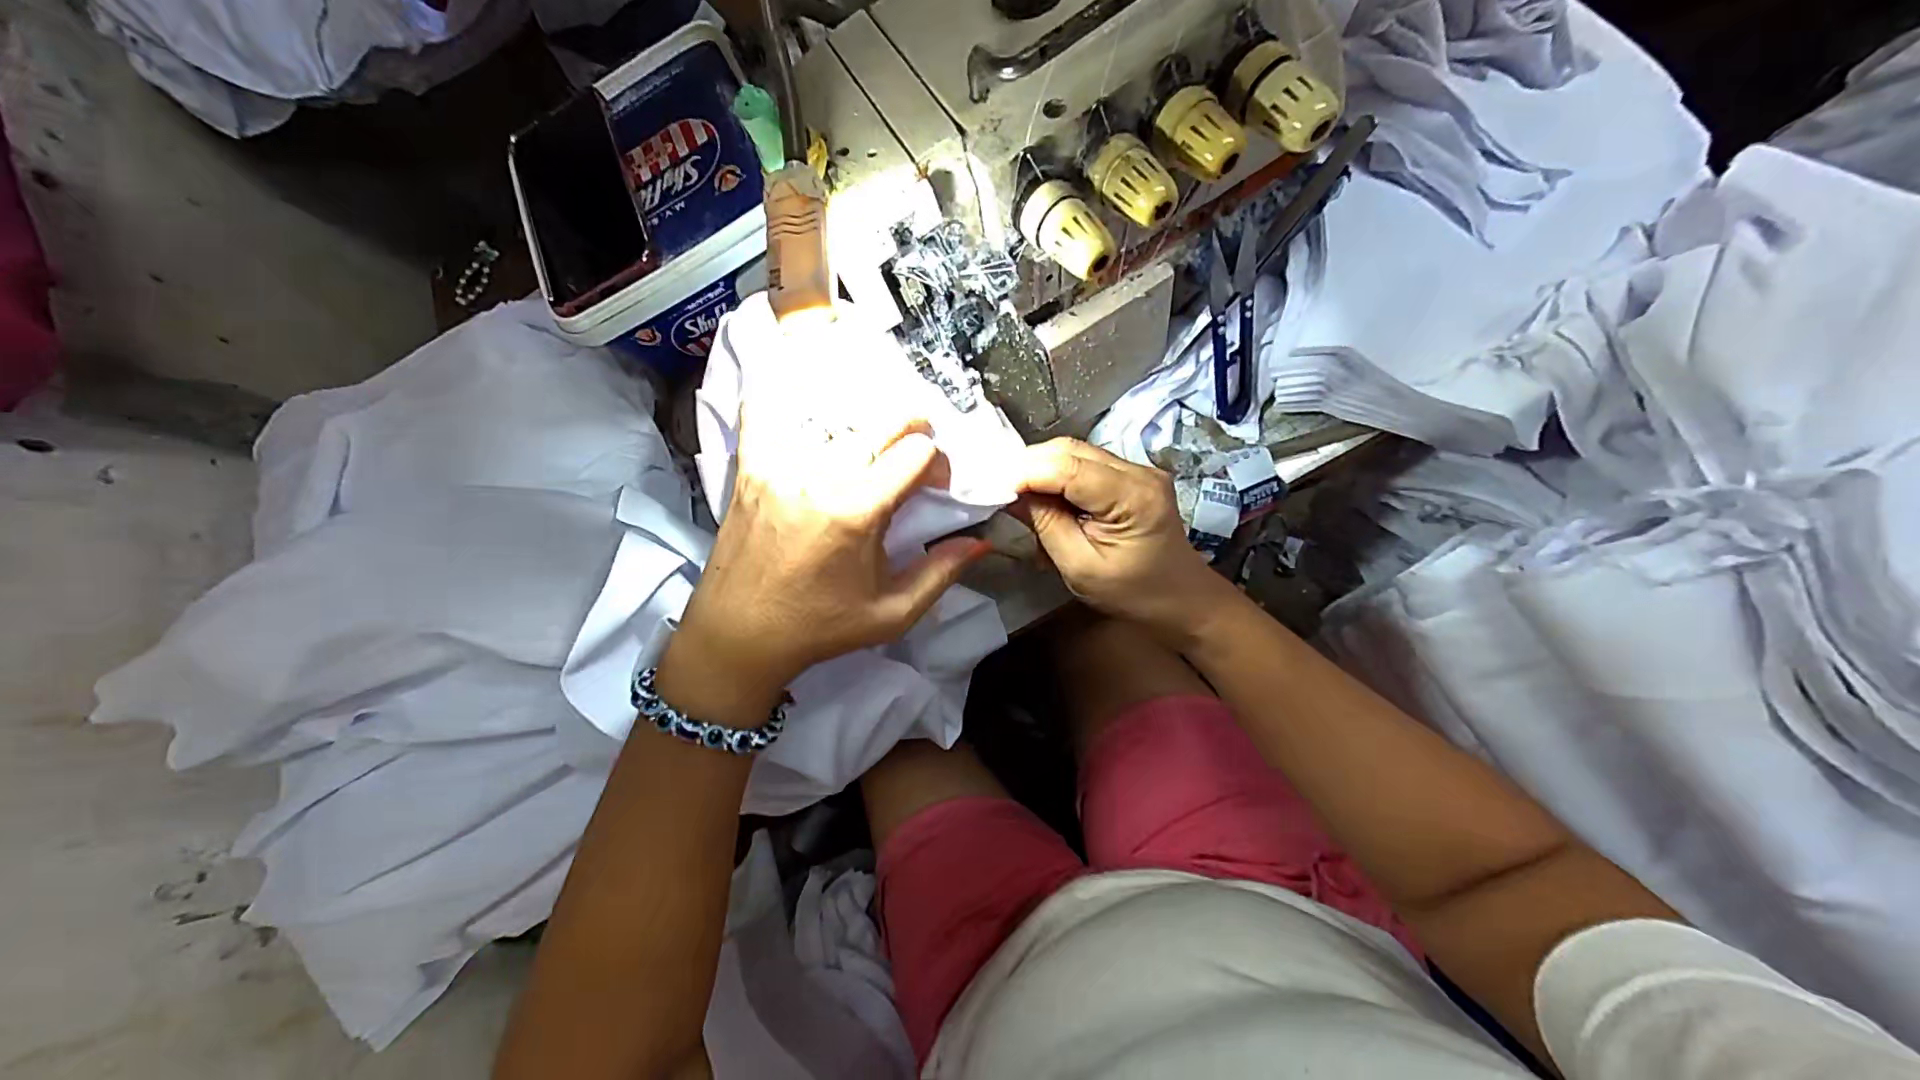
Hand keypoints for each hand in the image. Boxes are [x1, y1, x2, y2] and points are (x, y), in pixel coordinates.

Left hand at [671, 410, 990, 698]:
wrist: (740, 633)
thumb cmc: (820, 627)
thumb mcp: (892, 612)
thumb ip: (942, 573)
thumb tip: (980, 540)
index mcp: (857, 511)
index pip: (917, 453)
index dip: (938, 466)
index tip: (935, 488)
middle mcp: (818, 477)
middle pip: (882, 422)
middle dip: (912, 431)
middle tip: (912, 458)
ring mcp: (780, 466)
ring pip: (837, 416)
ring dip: (864, 426)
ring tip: (869, 448)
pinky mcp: (751, 466)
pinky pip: (767, 412)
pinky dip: (786, 400)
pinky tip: (805, 405)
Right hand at [1012, 438, 1239, 643]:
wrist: (1181, 599)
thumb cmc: (1133, 594)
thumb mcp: (1080, 567)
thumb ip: (1045, 525)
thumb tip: (1011, 494)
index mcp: (1132, 496)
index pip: (1067, 466)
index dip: (1025, 472)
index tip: (993, 489)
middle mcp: (1138, 470)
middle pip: (1070, 449)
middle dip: (1029, 466)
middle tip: (999, 491)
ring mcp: (1138, 469)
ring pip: (1075, 451)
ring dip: (1041, 468)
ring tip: (1017, 495)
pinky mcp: (1132, 474)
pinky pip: (1085, 462)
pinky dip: (1057, 474)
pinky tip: (1044, 495)